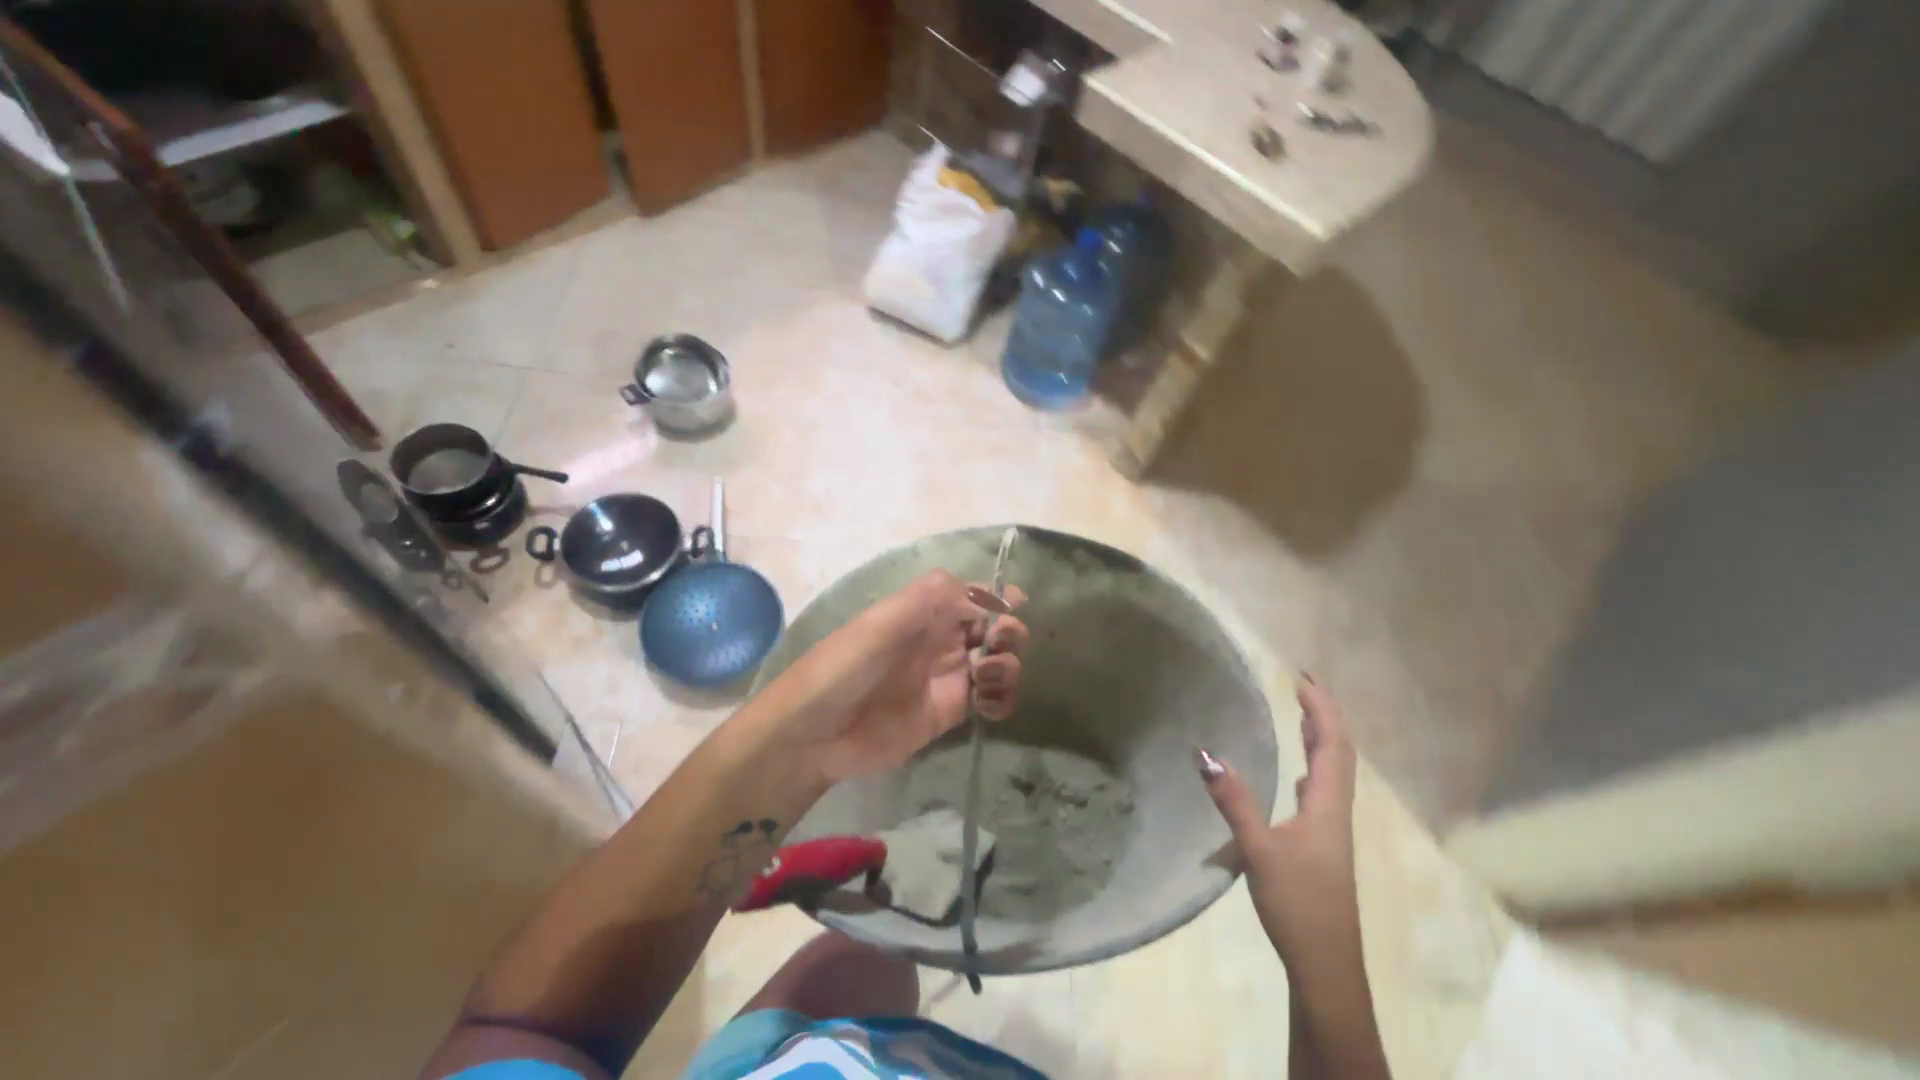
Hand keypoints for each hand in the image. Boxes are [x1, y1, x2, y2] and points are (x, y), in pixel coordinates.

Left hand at [765, 570, 1028, 786]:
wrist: (814, 735)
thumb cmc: (842, 668)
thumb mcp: (881, 623)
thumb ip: (931, 598)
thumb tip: (987, 594)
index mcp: (921, 612)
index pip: (972, 595)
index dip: (996, 597)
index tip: (1013, 605)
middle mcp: (937, 640)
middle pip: (992, 627)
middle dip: (1008, 631)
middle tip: (1000, 644)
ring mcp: (945, 677)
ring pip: (996, 662)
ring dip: (1007, 664)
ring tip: (988, 676)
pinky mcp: (948, 713)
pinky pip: (989, 700)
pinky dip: (1001, 698)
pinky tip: (990, 703)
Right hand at [1199, 676, 1359, 966]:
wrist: (1325, 962)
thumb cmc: (1297, 902)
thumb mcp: (1259, 850)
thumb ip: (1234, 801)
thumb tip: (1205, 753)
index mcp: (1327, 805)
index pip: (1332, 744)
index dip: (1321, 709)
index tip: (1301, 678)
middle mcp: (1335, 811)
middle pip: (1339, 754)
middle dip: (1324, 718)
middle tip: (1302, 688)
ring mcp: (1331, 831)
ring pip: (1333, 774)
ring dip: (1321, 741)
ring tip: (1302, 718)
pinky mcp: (1323, 848)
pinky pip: (1322, 793)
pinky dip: (1313, 769)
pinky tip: (1298, 777)